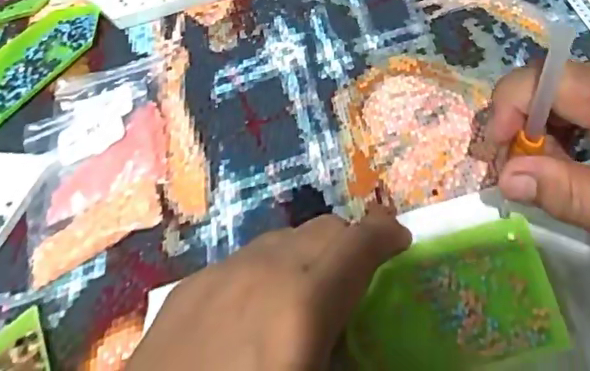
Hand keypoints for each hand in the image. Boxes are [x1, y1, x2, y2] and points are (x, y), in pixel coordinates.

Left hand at [128, 204, 410, 369]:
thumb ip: (349, 359)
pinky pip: (242, 261)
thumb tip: (370, 351)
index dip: (386, 236)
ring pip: (282, 240)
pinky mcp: (187, 288)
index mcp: (304, 302)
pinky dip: (266, 272)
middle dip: (350, 245)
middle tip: (361, 280)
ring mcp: (221, 273)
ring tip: (309, 295)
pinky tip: (255, 312)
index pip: (359, 244)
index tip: (402, 243)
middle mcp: (265, 270)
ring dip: (307, 256)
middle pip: (323, 230)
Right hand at [482, 58, 589, 265]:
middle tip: (518, 178)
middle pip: (543, 82)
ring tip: (551, 177)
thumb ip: (566, 193)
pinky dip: (561, 127)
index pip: (539, 80)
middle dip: (520, 126)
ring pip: (556, 89)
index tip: (496, 158)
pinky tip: (574, 162)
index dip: (507, 111)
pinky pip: (576, 95)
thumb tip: (506, 179)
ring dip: (540, 129)